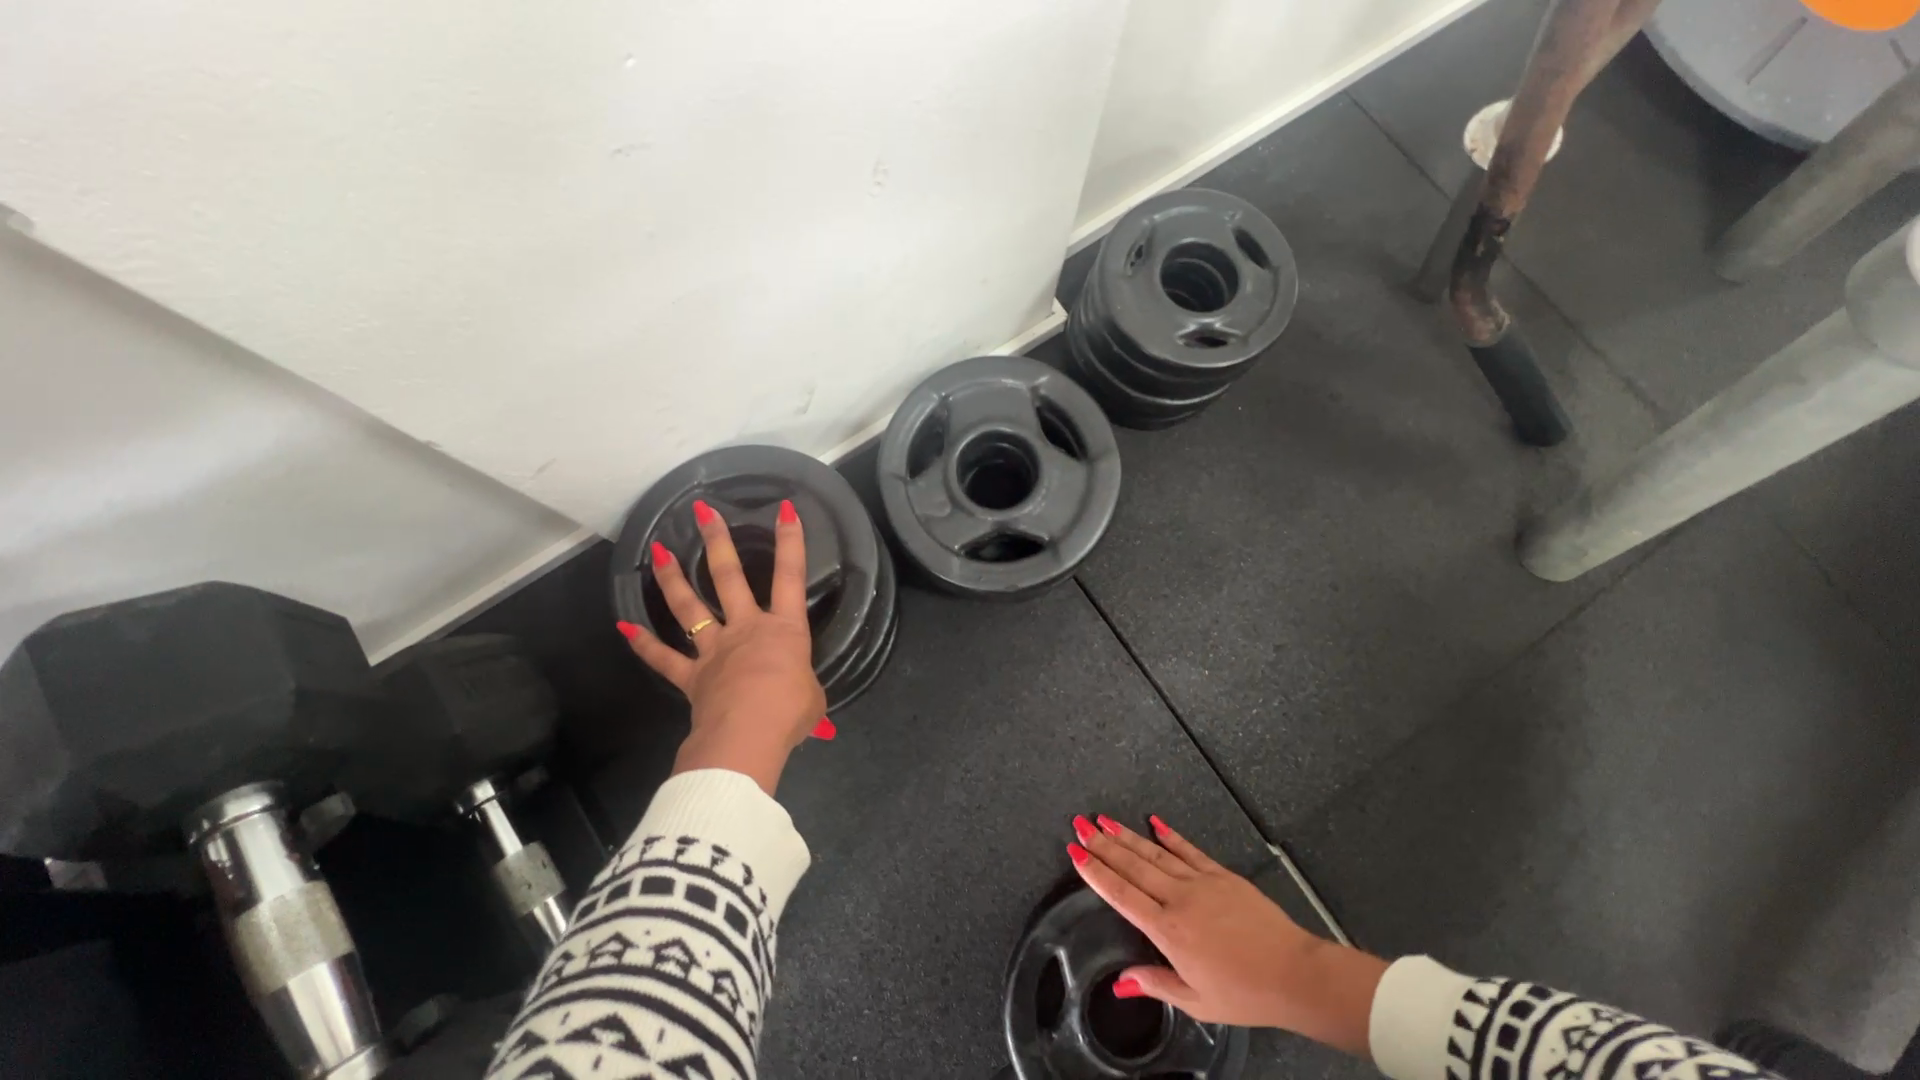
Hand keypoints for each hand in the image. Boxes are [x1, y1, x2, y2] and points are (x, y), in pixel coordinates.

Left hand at [618, 498, 825, 794]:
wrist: (748, 736)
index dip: (791, 543)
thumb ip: (801, 684)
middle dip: (717, 541)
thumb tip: (797, 693)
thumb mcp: (813, 698)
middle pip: (729, 577)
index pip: (791, 577)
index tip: (785, 510)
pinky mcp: (691, 676)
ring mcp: (715, 650)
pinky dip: (642, 644)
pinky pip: (664, 658)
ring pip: (690, 607)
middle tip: (702, 512)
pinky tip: (623, 627)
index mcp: (784, 631)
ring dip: (673, 578)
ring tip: (660, 550)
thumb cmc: (789, 713)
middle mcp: (746, 629)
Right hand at [1068, 814, 1387, 1058]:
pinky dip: (1170, 835)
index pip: (1121, 894)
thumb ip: (1155, 984)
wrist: (1294, 973)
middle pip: (1132, 866)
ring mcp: (1202, 883)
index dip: (1095, 872)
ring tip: (1104, 820)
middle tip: (1080, 825)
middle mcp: (1180, 900)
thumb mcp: (1195, 1001)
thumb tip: (1121, 983)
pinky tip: (1155, 822)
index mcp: (1168, 931)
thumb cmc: (1246, 993)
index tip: (1076, 853)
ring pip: (1155, 853)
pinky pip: (1190, 850)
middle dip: (1102, 844)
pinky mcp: (1223, 876)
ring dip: (1127, 836)